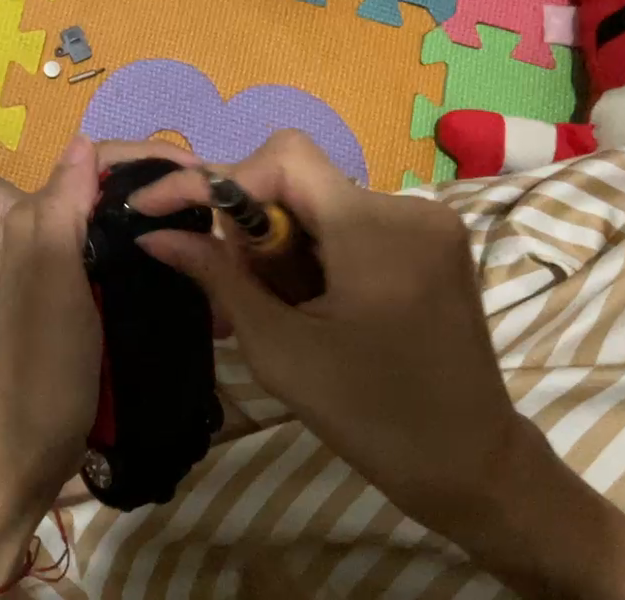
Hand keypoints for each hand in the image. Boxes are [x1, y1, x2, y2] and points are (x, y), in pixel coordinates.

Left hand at [0, 137, 198, 594]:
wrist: (30, 448)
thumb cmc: (44, 362)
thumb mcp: (53, 276)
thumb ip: (63, 205)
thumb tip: (82, 137)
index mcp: (39, 219)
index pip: (95, 161)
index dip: (146, 159)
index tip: (202, 175)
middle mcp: (52, 236)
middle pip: (112, 194)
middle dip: (163, 196)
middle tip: (221, 215)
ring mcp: (70, 271)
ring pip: (123, 230)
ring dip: (167, 234)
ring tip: (219, 248)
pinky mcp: (88, 304)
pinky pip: (126, 268)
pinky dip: (160, 269)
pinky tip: (196, 282)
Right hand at [128, 130, 526, 543]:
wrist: (471, 465)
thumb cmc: (370, 416)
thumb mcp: (278, 348)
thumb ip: (217, 277)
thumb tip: (154, 234)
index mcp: (374, 232)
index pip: (280, 159)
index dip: (212, 176)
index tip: (158, 208)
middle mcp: (408, 208)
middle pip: (296, 177)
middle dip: (249, 220)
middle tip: (236, 281)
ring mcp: (426, 221)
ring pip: (318, 196)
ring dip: (280, 237)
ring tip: (276, 301)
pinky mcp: (431, 237)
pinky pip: (347, 215)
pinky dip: (313, 245)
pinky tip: (311, 296)